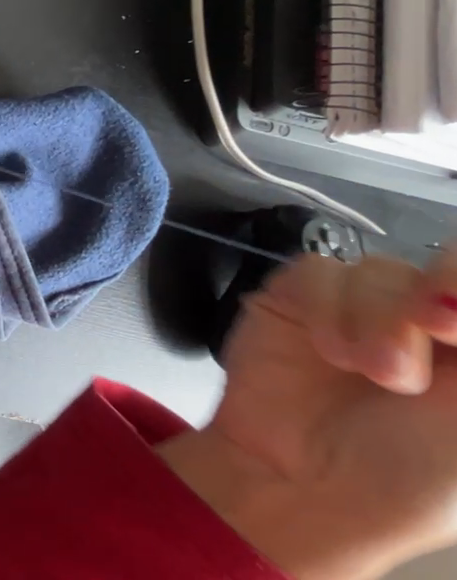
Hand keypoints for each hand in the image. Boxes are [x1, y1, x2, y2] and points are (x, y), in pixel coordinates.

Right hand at [160, 247, 456, 578]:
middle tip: (434, 327)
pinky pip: (317, 272)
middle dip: (443, 289)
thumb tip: (452, 301)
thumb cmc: (422, 470)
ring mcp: (362, 307)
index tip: (456, 328)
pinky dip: (326, 309)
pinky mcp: (297, 299)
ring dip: (376, 319)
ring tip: (368, 371)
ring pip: (380, 269)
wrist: (310, 478)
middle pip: (447, 259)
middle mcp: (431, 321)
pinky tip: (329, 352)